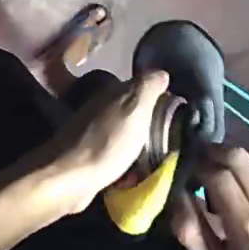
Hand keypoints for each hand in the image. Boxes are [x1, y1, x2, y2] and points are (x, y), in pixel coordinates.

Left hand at [32, 70, 170, 214]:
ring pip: (125, 132)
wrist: (70, 177)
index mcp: (112, 91)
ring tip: (159, 159)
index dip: (161, 99)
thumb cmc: (108, 142)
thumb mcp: (135, 108)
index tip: (178, 117)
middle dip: (151, 124)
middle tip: (172, 142)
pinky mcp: (88, 154)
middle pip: (134, 111)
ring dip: (140, 144)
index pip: (142, 87)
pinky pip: (116, 152)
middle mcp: (101, 106)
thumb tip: (162, 72)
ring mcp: (92, 130)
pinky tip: (137, 172)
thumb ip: (148, 87)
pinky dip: (127, 160)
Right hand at [173, 147, 248, 249]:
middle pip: (243, 161)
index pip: (222, 179)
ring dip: (235, 169)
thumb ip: (193, 234)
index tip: (184, 164)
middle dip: (216, 152)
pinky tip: (246, 205)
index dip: (199, 164)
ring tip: (219, 185)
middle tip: (198, 157)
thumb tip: (176, 194)